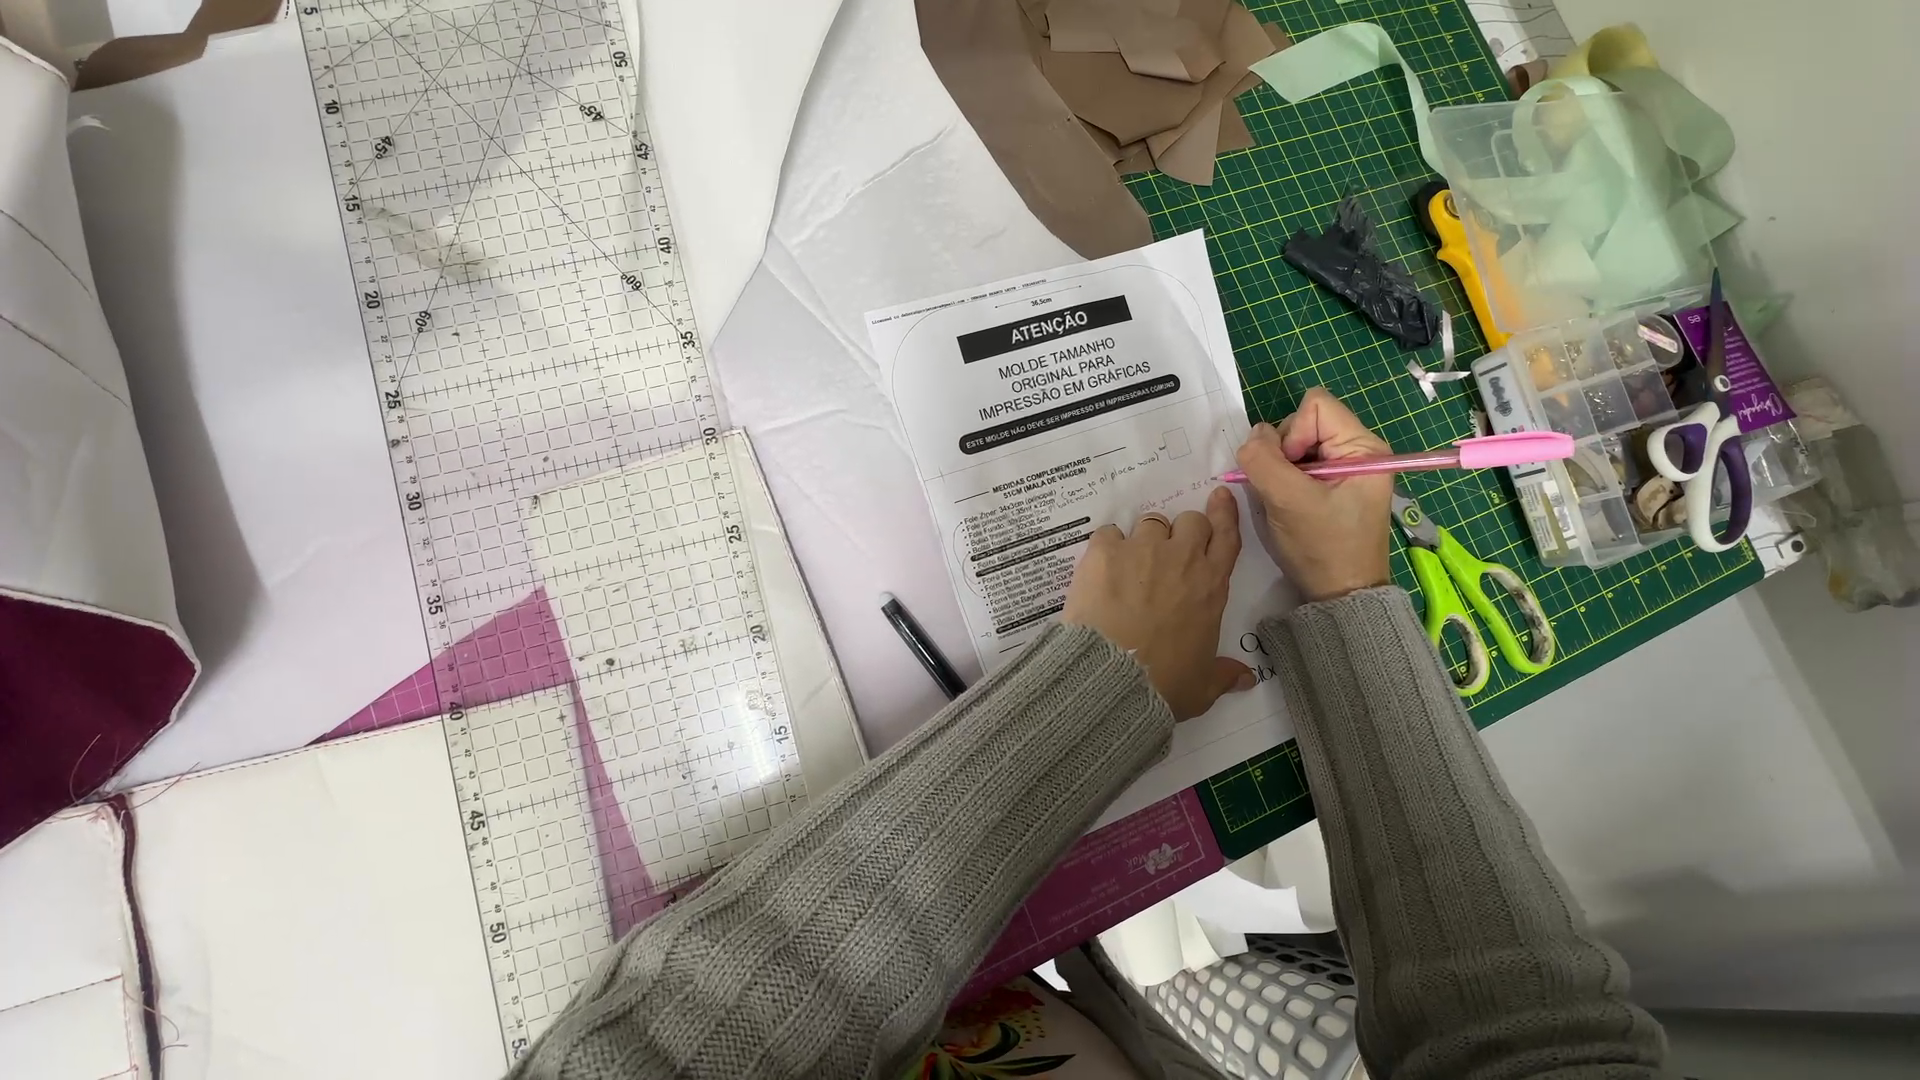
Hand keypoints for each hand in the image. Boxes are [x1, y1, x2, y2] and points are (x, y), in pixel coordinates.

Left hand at [1063, 487, 1254, 719]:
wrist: (1112, 678)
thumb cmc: (1165, 684)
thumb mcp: (1202, 686)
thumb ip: (1223, 675)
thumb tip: (1245, 680)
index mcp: (1211, 586)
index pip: (1226, 537)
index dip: (1224, 514)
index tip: (1219, 496)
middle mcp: (1180, 559)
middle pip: (1190, 521)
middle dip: (1181, 532)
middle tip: (1166, 554)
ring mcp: (1141, 551)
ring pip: (1149, 523)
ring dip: (1144, 539)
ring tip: (1130, 566)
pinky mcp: (1103, 553)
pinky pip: (1109, 533)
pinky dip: (1107, 545)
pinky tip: (1101, 567)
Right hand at [1235, 387, 1393, 602]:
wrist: (1340, 594)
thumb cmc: (1323, 548)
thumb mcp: (1288, 501)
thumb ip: (1264, 461)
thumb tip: (1252, 436)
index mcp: (1362, 447)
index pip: (1315, 406)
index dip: (1292, 432)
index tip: (1289, 470)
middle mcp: (1355, 451)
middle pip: (1302, 423)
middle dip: (1282, 452)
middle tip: (1282, 488)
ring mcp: (1341, 468)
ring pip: (1293, 445)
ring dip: (1278, 469)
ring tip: (1282, 500)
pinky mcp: (1327, 484)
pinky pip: (1294, 465)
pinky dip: (1281, 480)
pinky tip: (1284, 503)